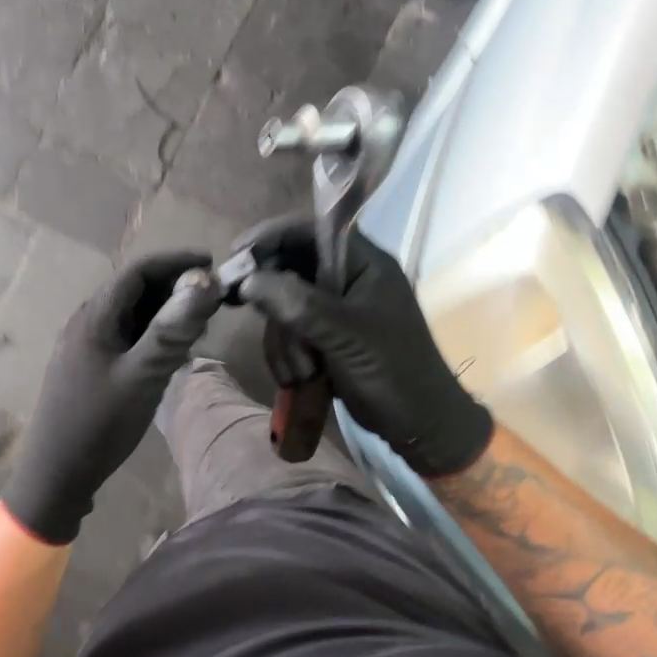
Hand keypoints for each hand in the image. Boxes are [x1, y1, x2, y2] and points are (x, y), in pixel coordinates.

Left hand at [2, 252, 223, 542]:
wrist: (55, 472)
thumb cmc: (100, 423)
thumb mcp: (143, 376)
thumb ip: (173, 329)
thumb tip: (206, 281)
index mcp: (94, 316)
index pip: (137, 270)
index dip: (175, 262)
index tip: (212, 264)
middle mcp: (85, 321)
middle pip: (132, 289)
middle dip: (173, 287)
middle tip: (212, 300)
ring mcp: (84, 344)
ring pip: (129, 314)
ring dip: (163, 312)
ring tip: (199, 325)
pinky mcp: (87, 366)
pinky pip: (123, 335)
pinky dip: (150, 334)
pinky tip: (171, 352)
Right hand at [235, 217, 491, 476]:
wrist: (420, 426)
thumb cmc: (394, 373)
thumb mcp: (345, 335)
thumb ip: (298, 304)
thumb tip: (247, 280)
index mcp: (364, 263)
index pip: (311, 230)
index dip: (271, 236)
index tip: (236, 256)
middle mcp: (347, 278)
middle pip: (289, 268)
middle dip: (272, 301)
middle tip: (240, 309)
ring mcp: (335, 309)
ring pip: (283, 306)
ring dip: (282, 340)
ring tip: (301, 371)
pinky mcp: (325, 337)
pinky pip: (288, 333)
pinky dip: (286, 355)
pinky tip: (299, 379)